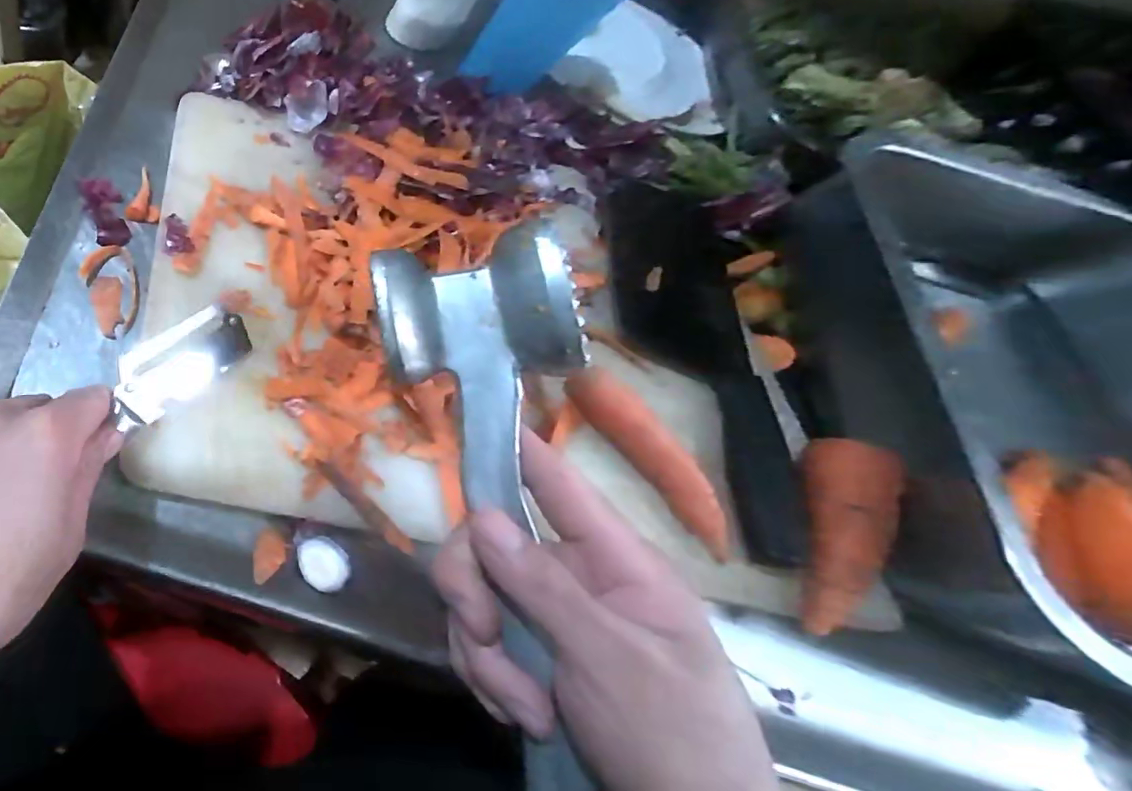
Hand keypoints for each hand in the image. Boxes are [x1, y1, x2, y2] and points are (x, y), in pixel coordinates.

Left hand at [0, 388, 118, 717]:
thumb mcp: (63, 542)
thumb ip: (86, 475)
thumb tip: (104, 435)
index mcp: (44, 433)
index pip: (93, 399)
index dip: (98, 424)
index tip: (91, 457)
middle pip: (43, 409)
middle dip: (50, 439)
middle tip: (35, 495)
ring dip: (5, 447)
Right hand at [430, 430, 773, 790]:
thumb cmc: (678, 738)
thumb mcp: (617, 664)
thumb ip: (546, 589)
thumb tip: (482, 514)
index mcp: (611, 560)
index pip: (558, 482)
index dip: (517, 445)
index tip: (471, 411)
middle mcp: (569, 573)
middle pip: (485, 539)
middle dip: (472, 589)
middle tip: (481, 634)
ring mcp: (544, 612)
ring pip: (471, 592)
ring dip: (481, 652)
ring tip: (521, 707)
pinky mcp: (524, 649)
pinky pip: (474, 637)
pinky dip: (483, 675)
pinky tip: (517, 714)